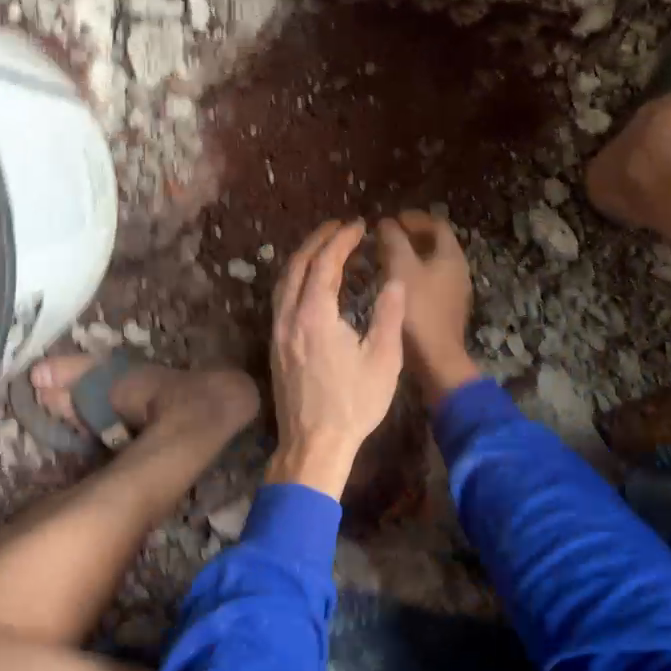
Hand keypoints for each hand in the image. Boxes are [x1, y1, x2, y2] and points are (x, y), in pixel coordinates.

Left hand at [267, 220, 406, 499]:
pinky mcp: (275, 347)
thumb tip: (394, 280)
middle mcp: (289, 318)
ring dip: (303, 258)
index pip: (325, 264)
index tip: (358, 226)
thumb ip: (389, 314)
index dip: (341, 240)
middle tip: (340, 227)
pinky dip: (295, 279)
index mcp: (315, 316)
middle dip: (318, 240)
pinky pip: (281, 299)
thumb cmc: (354, 405)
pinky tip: (310, 283)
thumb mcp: (384, 360)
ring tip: (324, 246)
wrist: (313, 444)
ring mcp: (277, 332)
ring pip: (284, 282)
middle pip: (297, 265)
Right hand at [377, 211, 481, 404]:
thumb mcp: (401, 268)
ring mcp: (455, 292)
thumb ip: (393, 240)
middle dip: (411, 236)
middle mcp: (459, 270)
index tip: (390, 220)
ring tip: (385, 258)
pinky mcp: (447, 310)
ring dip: (411, 257)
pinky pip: (431, 282)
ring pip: (432, 264)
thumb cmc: (418, 308)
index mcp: (451, 256)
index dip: (413, 218)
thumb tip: (386, 223)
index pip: (436, 224)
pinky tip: (394, 285)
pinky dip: (414, 275)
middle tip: (385, 237)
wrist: (436, 357)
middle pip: (436, 243)